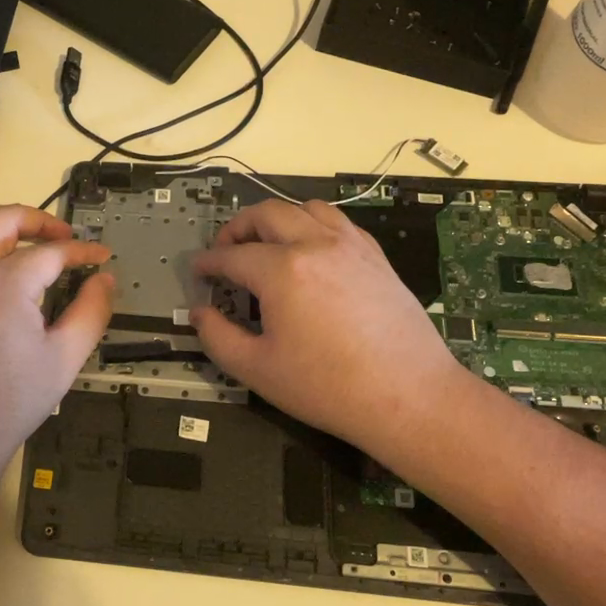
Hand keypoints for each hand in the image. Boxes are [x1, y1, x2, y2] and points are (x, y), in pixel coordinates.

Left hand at [0, 205, 113, 468]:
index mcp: (7, 282)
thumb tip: (104, 279)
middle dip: (39, 220)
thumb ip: (91, 311)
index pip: (52, 252)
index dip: (82, 252)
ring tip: (18, 227)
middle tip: (63, 236)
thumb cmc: (13, 400)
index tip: (101, 257)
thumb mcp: (66, 358)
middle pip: (3, 220)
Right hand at [190, 199, 472, 451]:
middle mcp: (315, 244)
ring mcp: (350, 245)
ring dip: (278, 219)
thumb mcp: (257, 370)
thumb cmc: (327, 387)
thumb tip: (200, 313)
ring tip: (267, 244)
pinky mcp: (376, 256)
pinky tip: (311, 252)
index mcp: (281, 270)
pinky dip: (313, 226)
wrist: (408, 396)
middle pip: (267, 214)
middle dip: (237, 227)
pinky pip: (338, 222)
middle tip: (225, 251)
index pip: (232, 255)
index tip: (197, 271)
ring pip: (305, 209)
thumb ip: (218, 337)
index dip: (208, 262)